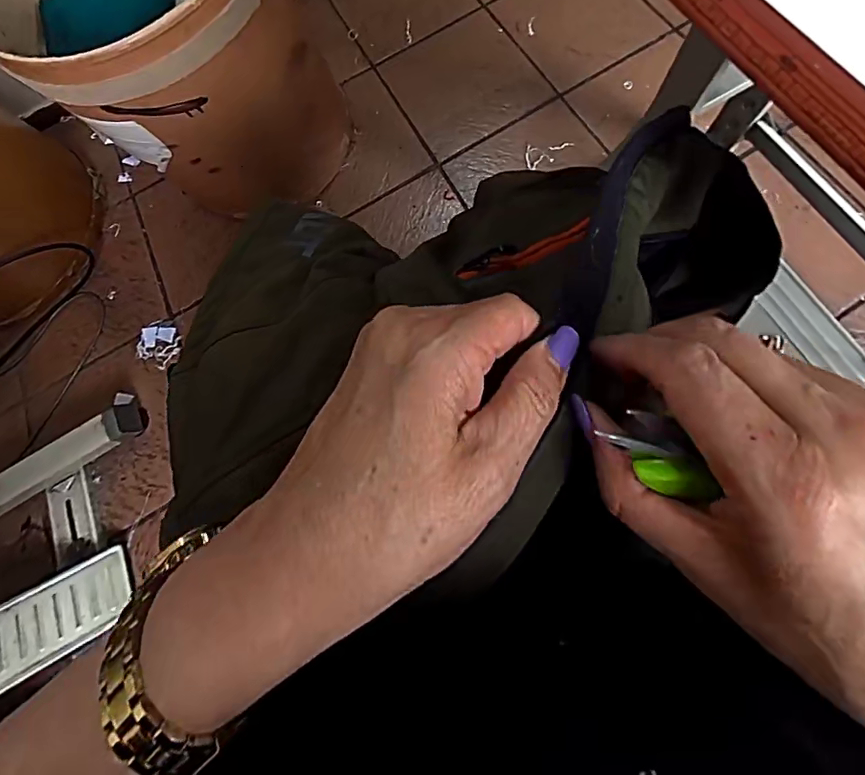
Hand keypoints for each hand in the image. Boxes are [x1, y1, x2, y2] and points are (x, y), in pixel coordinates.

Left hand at [260, 294, 573, 606]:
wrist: (304, 554)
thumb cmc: (400, 525)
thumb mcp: (489, 468)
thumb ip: (533, 394)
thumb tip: (559, 344)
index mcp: (434, 347)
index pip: (515, 309)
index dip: (532, 352)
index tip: (518, 403)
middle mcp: (400, 324)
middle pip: (485, 318)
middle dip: (498, 366)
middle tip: (479, 433)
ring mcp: (376, 337)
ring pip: (459, 331)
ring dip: (470, 373)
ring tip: (447, 436)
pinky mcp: (364, 355)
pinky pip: (428, 344)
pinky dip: (441, 375)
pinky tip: (423, 428)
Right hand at [582, 315, 864, 774]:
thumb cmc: (829, 637)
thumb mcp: (712, 574)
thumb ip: (635, 492)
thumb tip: (595, 424)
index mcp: (790, 481)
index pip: (692, 370)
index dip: (635, 350)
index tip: (606, 357)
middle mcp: (838, 427)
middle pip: (721, 337)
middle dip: (662, 343)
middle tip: (634, 376)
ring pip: (756, 346)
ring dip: (707, 361)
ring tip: (689, 407)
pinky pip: (796, 367)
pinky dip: (754, 380)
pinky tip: (751, 422)